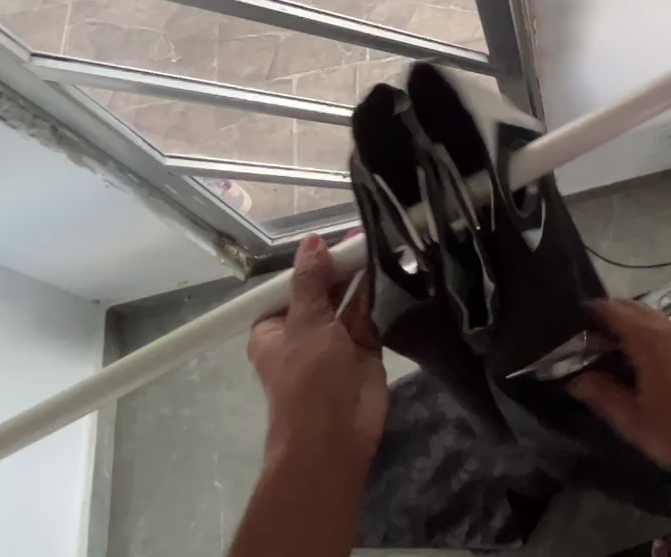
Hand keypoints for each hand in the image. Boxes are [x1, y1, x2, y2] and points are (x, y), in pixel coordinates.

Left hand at [246, 234, 386, 468]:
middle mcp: (305, 332)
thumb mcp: (305, 323)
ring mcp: (336, 342)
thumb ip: (312, 281)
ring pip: (349, 301)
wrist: (335, 435)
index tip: (334, 238)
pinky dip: (380, 296)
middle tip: (366, 236)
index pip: (293, 285)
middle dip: (341, 267)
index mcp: (275, 329)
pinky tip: (395, 270)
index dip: (313, 263)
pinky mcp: (365, 349)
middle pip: (323, 290)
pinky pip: (372, 315)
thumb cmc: (308, 379)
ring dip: (362, 279)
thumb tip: (311, 241)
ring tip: (383, 244)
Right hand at [568, 298, 670, 482]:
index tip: (571, 323)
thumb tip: (575, 379)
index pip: (613, 310)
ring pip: (648, 313)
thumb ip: (602, 394)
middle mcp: (666, 327)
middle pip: (630, 306)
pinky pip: (662, 323)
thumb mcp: (632, 420)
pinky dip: (644, 327)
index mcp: (648, 339)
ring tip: (606, 345)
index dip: (591, 311)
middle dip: (607, 314)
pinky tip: (635, 354)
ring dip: (627, 320)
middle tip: (585, 336)